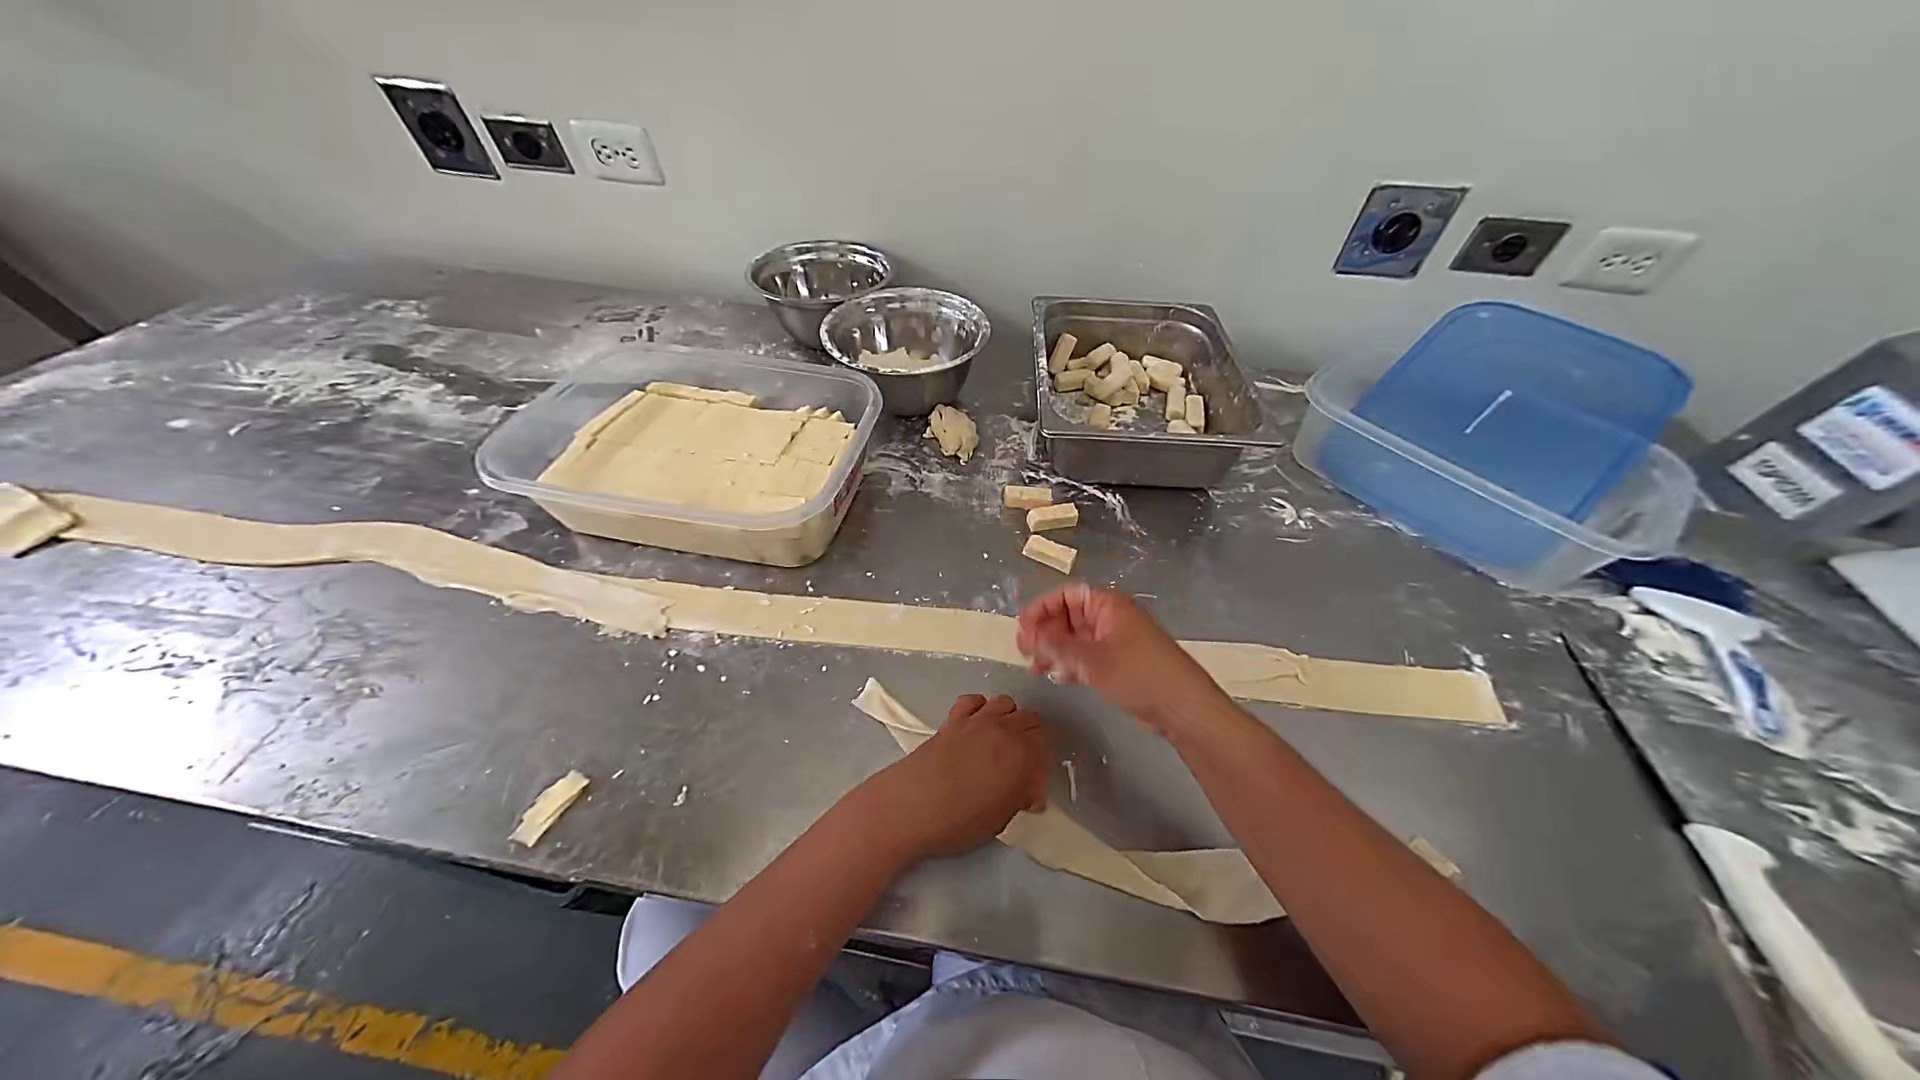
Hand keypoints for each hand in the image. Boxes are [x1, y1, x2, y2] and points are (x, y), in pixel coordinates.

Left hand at [851, 694, 1052, 860]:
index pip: (1047, 741)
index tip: (1033, 782)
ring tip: (1001, 742)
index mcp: (1022, 754)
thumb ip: (1021, 796)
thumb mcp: (1001, 818)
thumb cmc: (959, 821)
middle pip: (1030, 718)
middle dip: (1032, 737)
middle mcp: (1003, 729)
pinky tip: (976, 726)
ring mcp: (976, 720)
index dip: (1043, 760)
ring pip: (1006, 703)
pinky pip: (974, 700)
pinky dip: (980, 708)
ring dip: (1010, 718)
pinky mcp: (952, 719)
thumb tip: (1031, 792)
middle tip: (1023, 763)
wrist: (910, 806)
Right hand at [1015, 583, 1223, 731]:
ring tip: (1036, 668)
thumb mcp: (1092, 660)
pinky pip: (1086, 655)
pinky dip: (1070, 663)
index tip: (1022, 628)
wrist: (1182, 706)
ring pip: (1075, 637)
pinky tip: (1059, 677)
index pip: (1065, 595)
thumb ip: (1057, 646)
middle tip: (1025, 652)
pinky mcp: (1117, 662)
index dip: (1041, 608)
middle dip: (1045, 631)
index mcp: (1107, 605)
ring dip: (1054, 650)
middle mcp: (1109, 617)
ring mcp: (1114, 640)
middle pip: (1068, 615)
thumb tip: (1029, 634)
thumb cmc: (1139, 674)